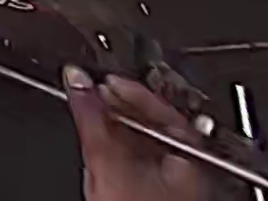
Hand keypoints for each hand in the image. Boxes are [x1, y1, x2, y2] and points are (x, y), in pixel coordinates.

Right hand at [64, 67, 209, 200]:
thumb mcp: (106, 161)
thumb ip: (89, 114)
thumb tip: (75, 78)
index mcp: (191, 160)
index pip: (163, 109)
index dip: (131, 90)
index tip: (103, 79)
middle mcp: (193, 174)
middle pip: (156, 124)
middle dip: (119, 105)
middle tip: (90, 90)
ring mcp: (178, 189)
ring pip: (147, 143)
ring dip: (115, 123)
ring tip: (89, 112)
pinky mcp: (159, 196)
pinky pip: (141, 160)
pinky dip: (118, 143)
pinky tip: (100, 141)